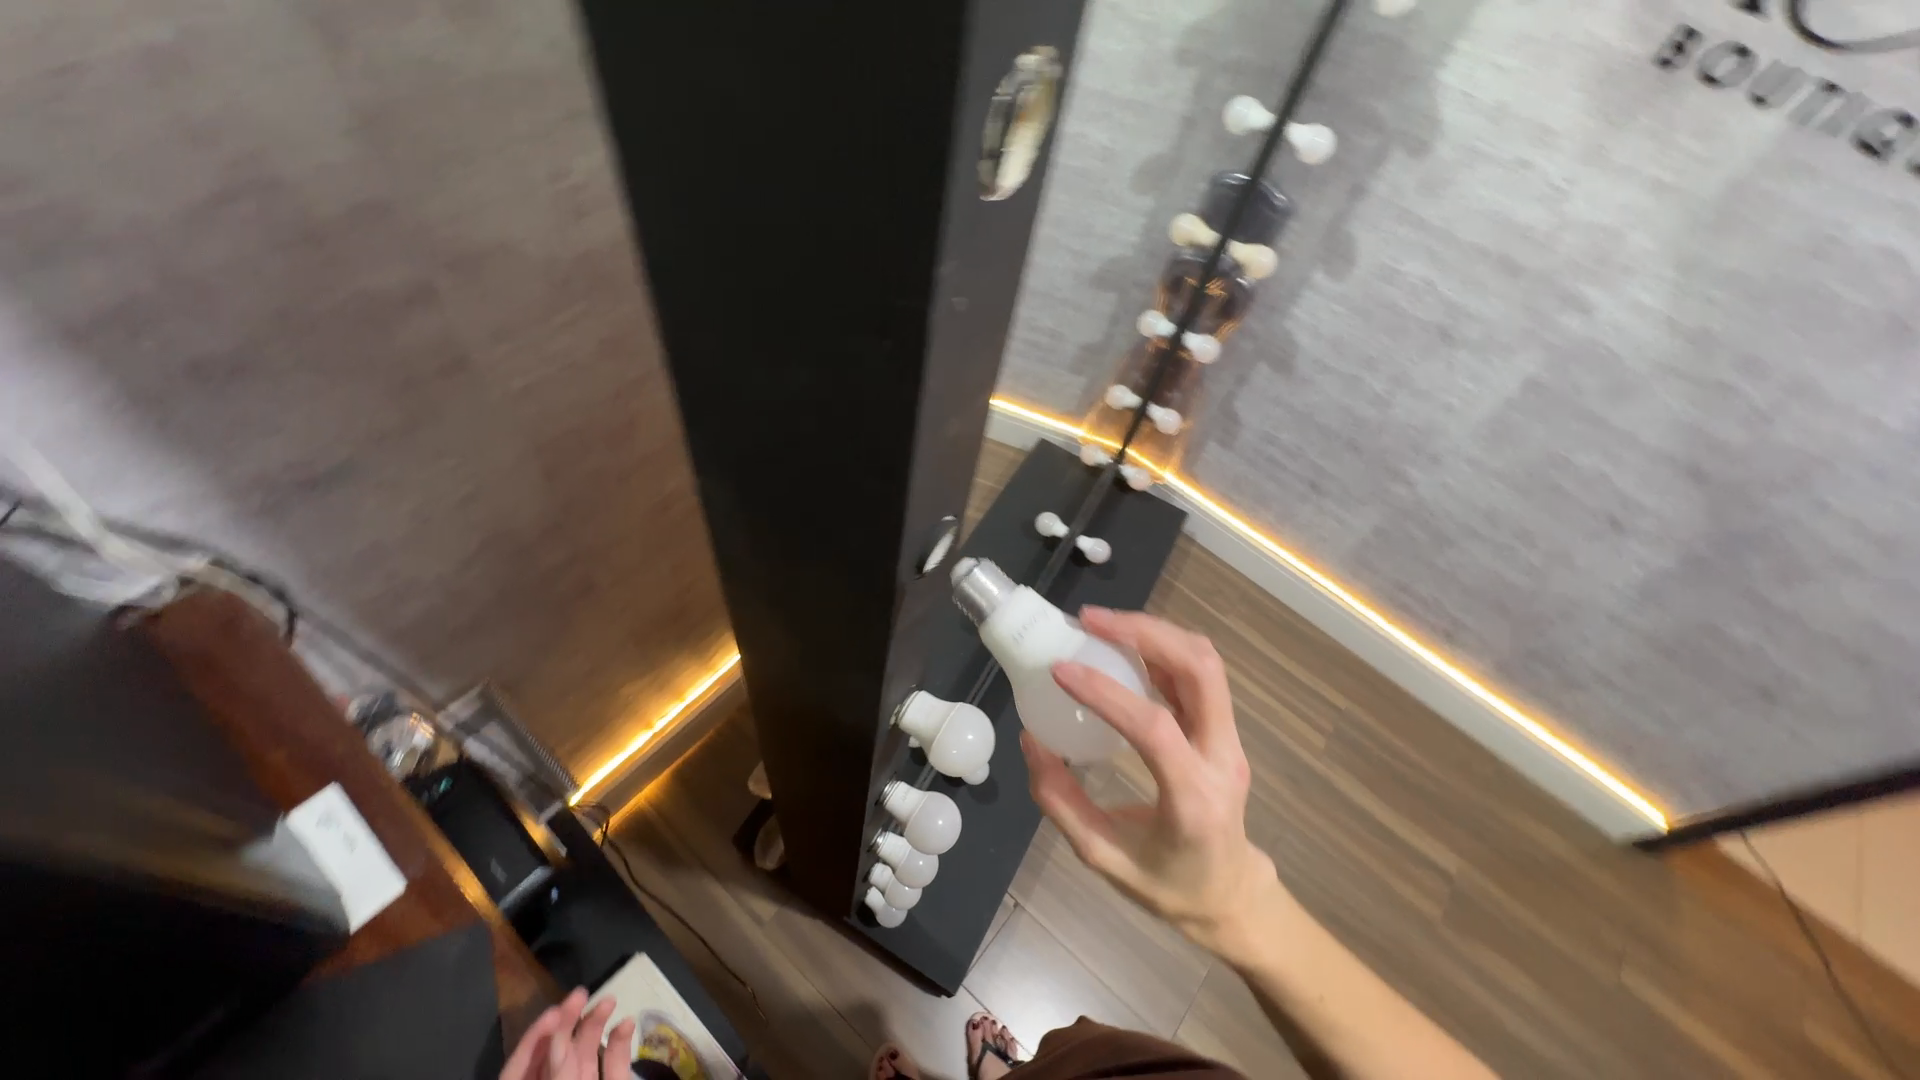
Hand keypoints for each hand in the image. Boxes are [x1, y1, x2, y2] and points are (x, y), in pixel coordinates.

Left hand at [499, 987, 635, 1079]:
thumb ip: (558, 1073)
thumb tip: (558, 1042)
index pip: (522, 1065)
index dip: (535, 1037)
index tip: (553, 1011)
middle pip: (556, 1050)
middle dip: (568, 1020)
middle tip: (581, 993)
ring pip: (586, 1051)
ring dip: (596, 1022)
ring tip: (610, 1000)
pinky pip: (614, 1062)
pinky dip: (621, 1042)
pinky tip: (627, 1022)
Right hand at [1021, 607, 1282, 956]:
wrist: (1231, 895)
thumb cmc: (1167, 886)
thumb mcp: (1102, 857)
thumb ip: (1062, 801)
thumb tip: (1032, 739)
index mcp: (1193, 800)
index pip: (1155, 729)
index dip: (1106, 693)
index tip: (1060, 669)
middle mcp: (1222, 759)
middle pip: (1201, 671)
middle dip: (1145, 632)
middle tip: (1089, 620)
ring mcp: (1230, 740)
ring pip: (1205, 662)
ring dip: (1154, 632)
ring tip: (1101, 624)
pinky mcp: (1225, 729)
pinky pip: (1199, 674)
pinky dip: (1161, 648)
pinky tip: (1123, 644)